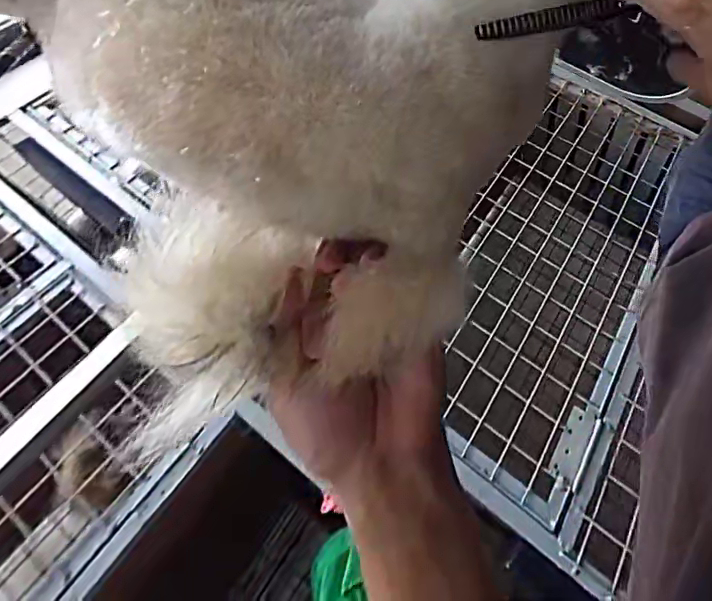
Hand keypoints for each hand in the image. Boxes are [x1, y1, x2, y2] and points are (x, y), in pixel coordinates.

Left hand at [264, 253, 450, 502]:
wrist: (383, 458)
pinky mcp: (424, 316)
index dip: (313, 264)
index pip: (316, 282)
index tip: (311, 257)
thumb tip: (293, 273)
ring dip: (371, 256)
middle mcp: (357, 314)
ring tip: (361, 259)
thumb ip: (288, 331)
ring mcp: (394, 312)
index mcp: (320, 329)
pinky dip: (406, 268)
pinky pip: (417, 284)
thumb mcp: (286, 384)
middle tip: (335, 255)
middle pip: (351, 268)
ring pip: (384, 269)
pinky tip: (391, 266)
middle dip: (341, 254)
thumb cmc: (326, 430)